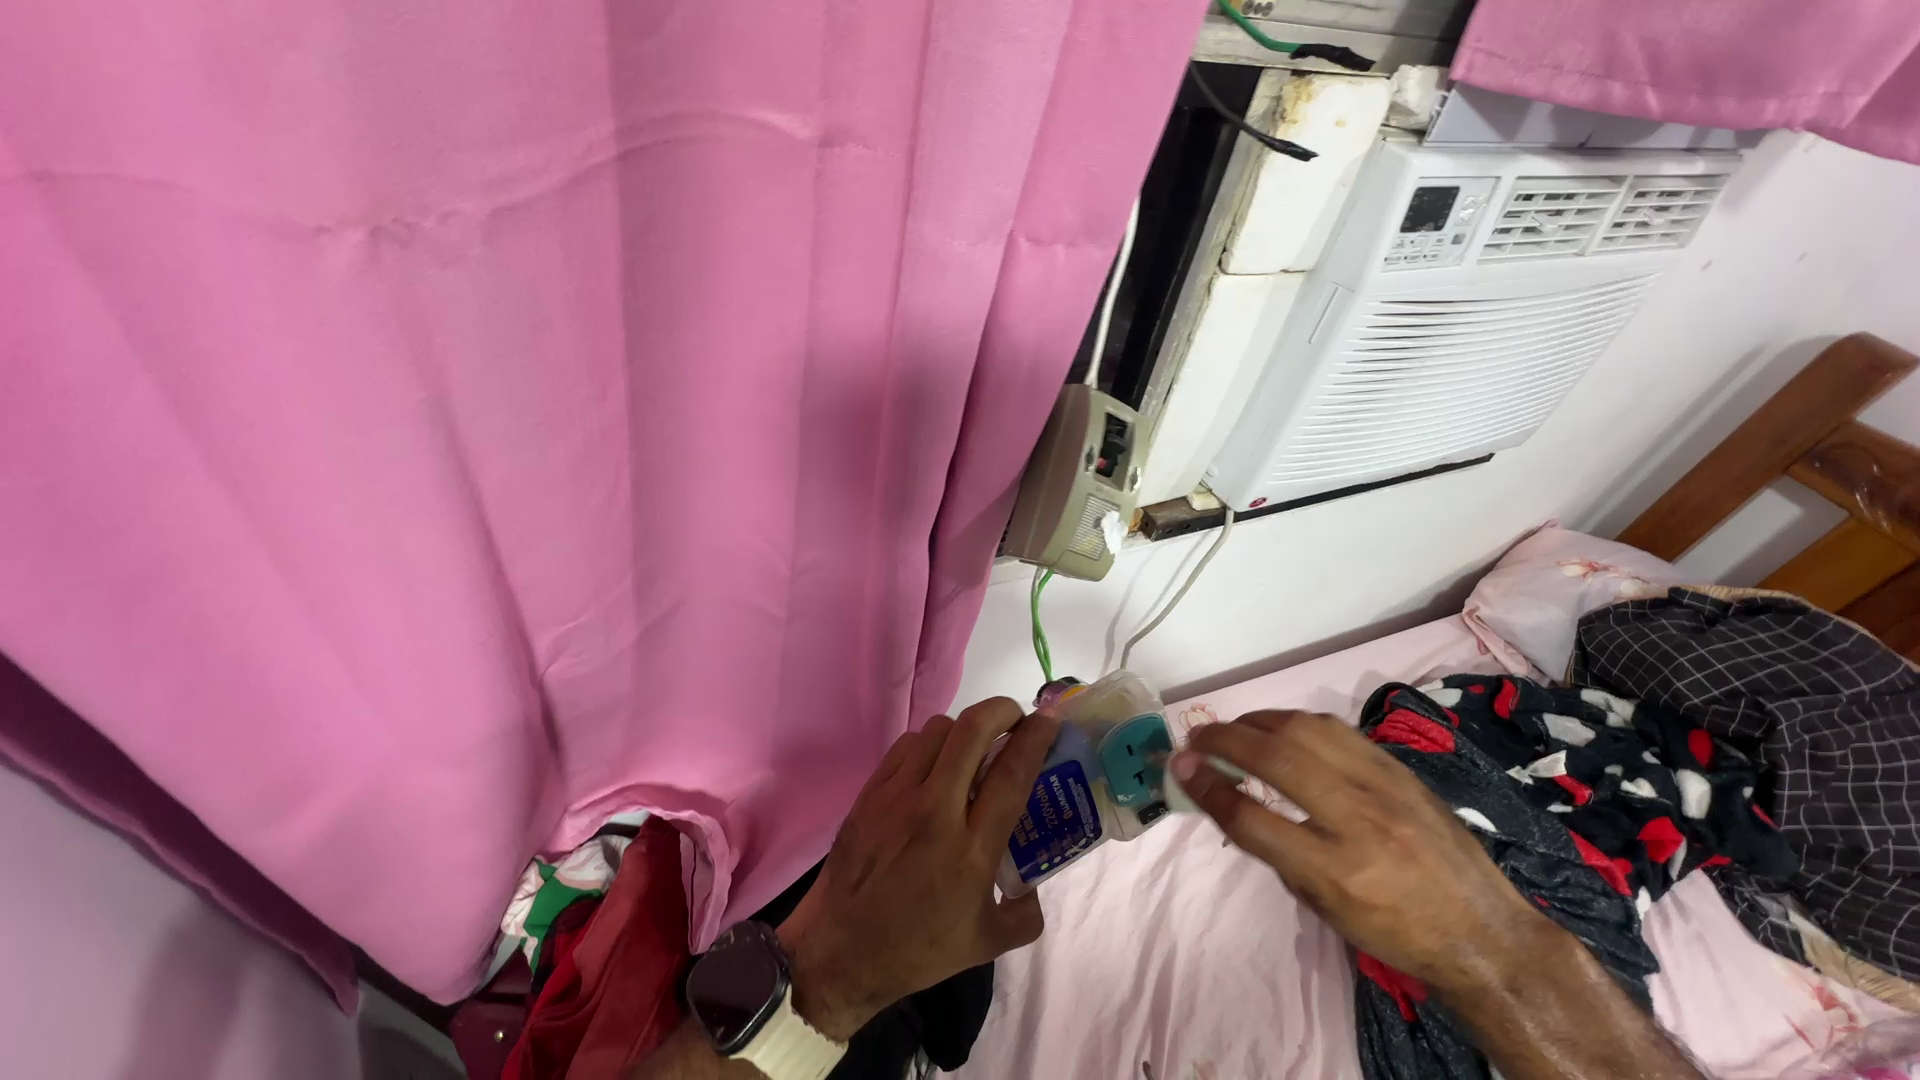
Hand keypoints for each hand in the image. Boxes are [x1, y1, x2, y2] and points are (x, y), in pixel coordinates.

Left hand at [775, 698, 1060, 1039]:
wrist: (840, 951)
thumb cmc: (917, 949)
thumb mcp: (987, 943)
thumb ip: (1025, 912)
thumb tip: (1036, 883)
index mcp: (972, 849)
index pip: (1011, 774)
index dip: (1035, 737)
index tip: (1048, 722)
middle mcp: (936, 812)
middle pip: (973, 731)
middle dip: (1002, 710)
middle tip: (1015, 720)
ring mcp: (898, 797)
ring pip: (938, 730)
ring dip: (964, 729)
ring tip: (974, 747)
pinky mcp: (871, 793)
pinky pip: (906, 745)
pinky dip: (929, 743)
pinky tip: (934, 765)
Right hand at [1171, 710, 1563, 995]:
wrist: (1484, 931)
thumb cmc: (1394, 932)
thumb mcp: (1324, 907)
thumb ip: (1275, 851)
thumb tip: (1229, 800)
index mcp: (1337, 870)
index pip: (1252, 818)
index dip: (1207, 789)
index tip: (1180, 770)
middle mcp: (1359, 820)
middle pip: (1274, 758)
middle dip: (1222, 740)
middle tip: (1195, 740)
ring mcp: (1384, 787)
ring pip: (1305, 730)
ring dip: (1256, 722)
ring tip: (1232, 730)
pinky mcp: (1399, 769)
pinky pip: (1336, 730)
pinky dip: (1295, 723)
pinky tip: (1279, 730)